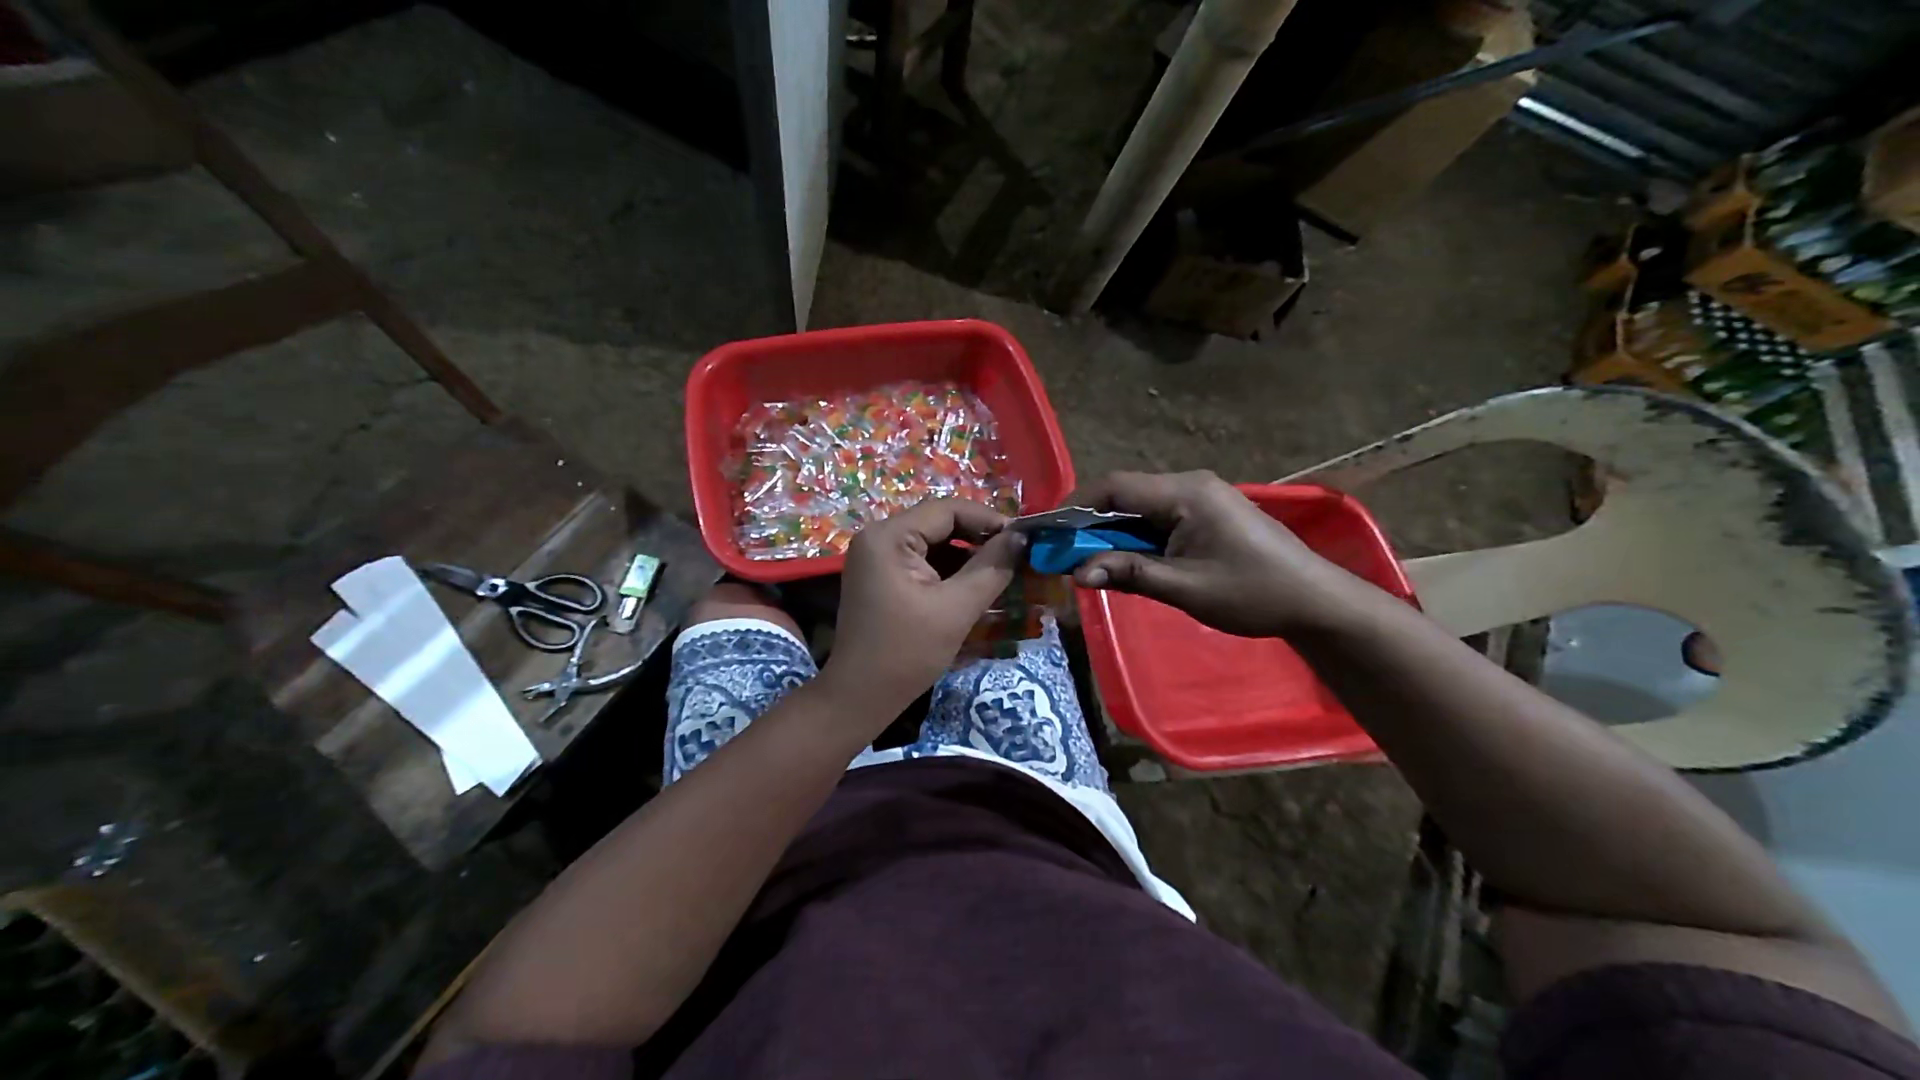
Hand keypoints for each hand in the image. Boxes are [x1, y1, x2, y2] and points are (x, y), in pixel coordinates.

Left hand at [822, 499, 1024, 716]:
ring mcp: (876, 556)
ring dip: (967, 555)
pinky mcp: (880, 576)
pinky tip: (976, 585)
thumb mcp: (956, 609)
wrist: (858, 697)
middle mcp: (878, 537)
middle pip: (939, 523)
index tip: (1024, 538)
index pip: (947, 510)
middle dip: (979, 538)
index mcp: (888, 536)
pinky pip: (922, 560)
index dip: (989, 519)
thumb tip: (1021, 537)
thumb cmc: (906, 652)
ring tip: (1003, 570)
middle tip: (1017, 555)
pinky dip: (949, 570)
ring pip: (933, 542)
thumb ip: (991, 568)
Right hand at [1070, 471, 1357, 637]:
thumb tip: (1076, 574)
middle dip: (1088, 523)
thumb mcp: (1185, 587)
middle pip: (1124, 495)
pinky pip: (1157, 518)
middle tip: (1060, 553)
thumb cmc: (1252, 593)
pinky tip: (1121, 560)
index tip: (1046, 531)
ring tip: (1083, 561)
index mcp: (1186, 493)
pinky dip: (1134, 537)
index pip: (1114, 487)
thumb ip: (1129, 574)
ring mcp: (1200, 497)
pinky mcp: (1206, 513)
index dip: (1074, 507)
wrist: (1315, 601)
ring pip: (1138, 507)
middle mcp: (1190, 485)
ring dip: (1110, 532)